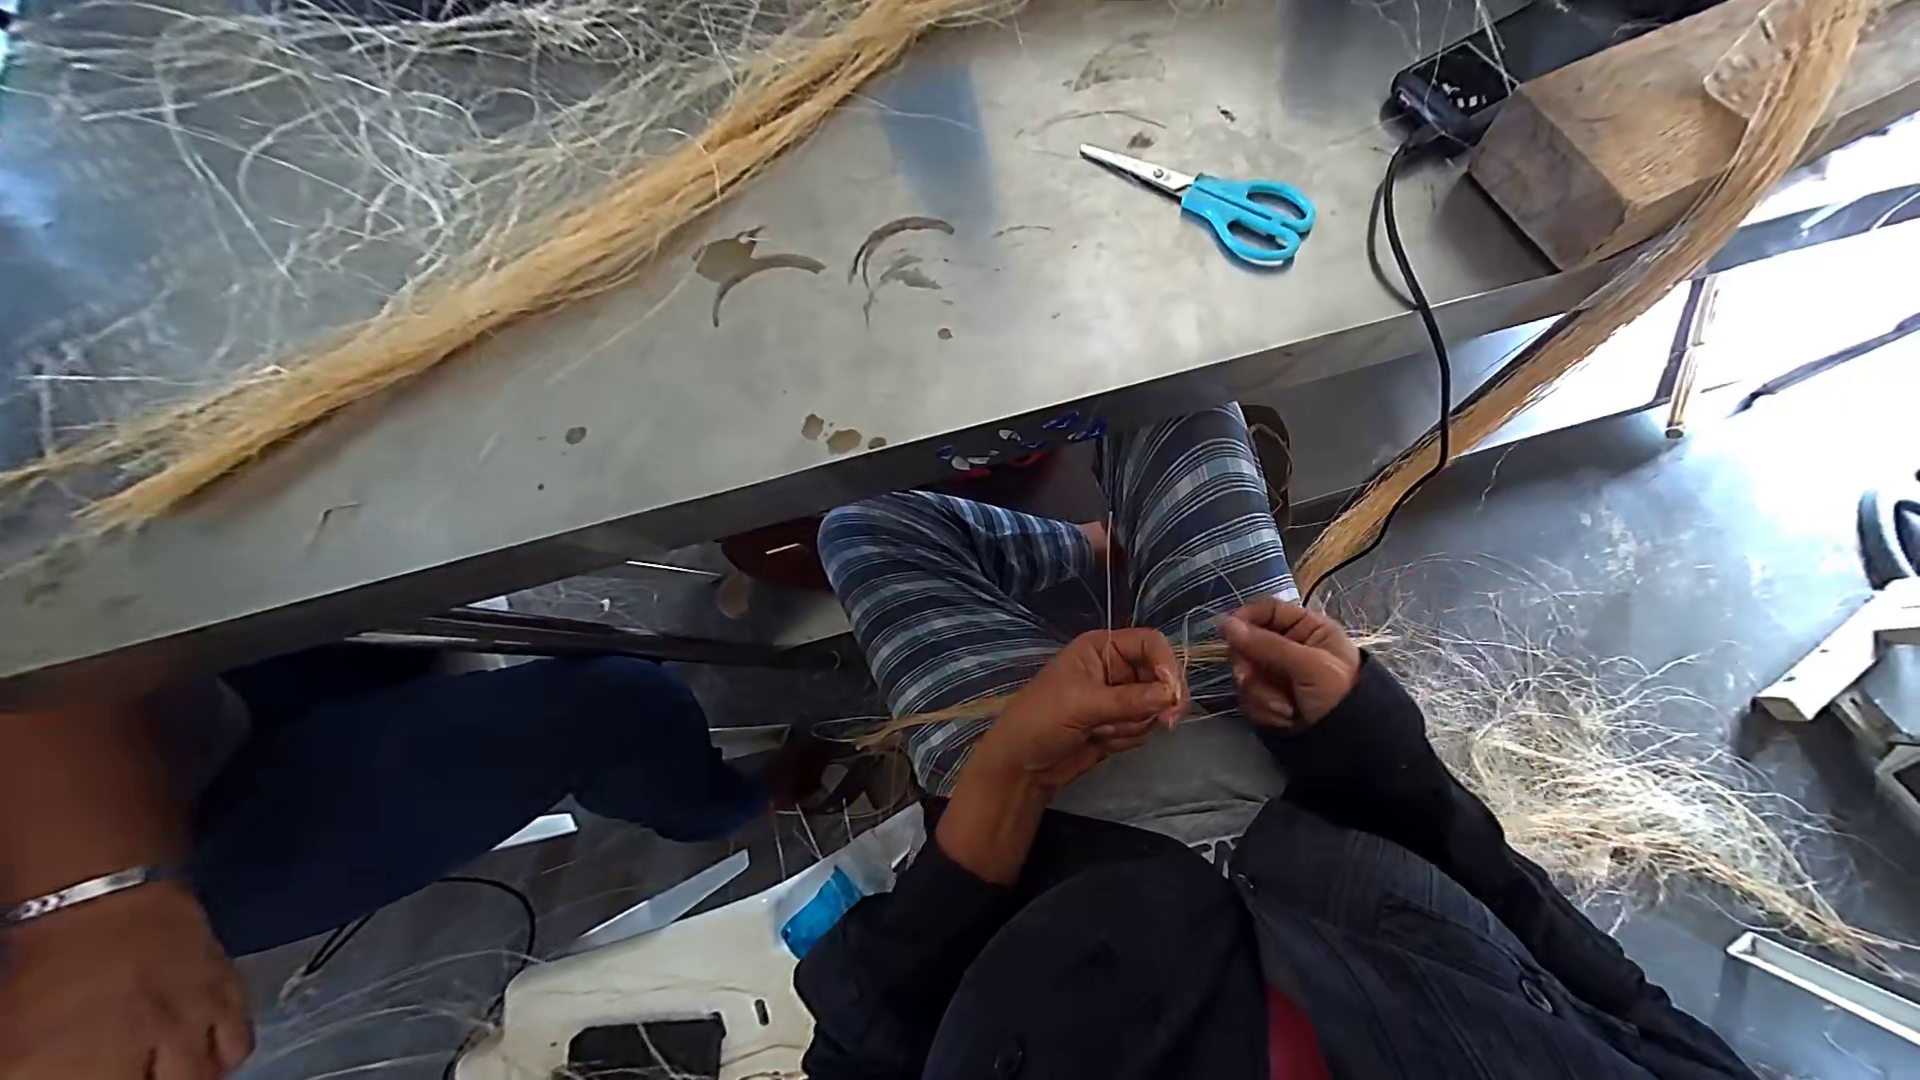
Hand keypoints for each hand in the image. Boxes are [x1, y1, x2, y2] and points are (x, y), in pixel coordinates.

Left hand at [0, 880, 252, 1078]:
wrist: (110, 911)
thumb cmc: (44, 978)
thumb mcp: (15, 1049)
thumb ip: (37, 1074)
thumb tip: (65, 1076)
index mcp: (70, 1071)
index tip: (89, 1079)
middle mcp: (141, 1050)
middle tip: (136, 1077)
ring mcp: (193, 1020)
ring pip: (205, 1077)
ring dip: (187, 1079)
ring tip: (172, 1075)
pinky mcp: (230, 994)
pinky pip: (238, 1043)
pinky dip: (223, 1057)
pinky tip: (203, 1055)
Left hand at [972, 628, 1186, 790]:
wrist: (1022, 764)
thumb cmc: (1041, 719)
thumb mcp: (1082, 704)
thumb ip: (1129, 700)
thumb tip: (1171, 695)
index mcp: (1100, 647)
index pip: (1149, 643)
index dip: (1166, 664)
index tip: (1173, 693)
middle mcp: (1113, 667)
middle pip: (1161, 675)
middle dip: (1160, 701)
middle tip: (1165, 722)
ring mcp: (1118, 697)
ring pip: (1155, 705)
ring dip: (1134, 723)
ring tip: (1101, 731)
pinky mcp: (1119, 724)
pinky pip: (1144, 727)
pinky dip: (1129, 737)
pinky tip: (1100, 741)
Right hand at [1220, 598, 1362, 728]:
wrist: (1354, 746)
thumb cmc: (1341, 696)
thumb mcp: (1309, 665)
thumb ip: (1267, 644)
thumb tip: (1225, 624)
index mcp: (1307, 629)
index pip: (1267, 610)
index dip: (1245, 618)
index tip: (1228, 633)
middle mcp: (1289, 647)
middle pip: (1247, 642)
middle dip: (1248, 664)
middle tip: (1248, 677)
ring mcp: (1277, 673)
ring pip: (1245, 671)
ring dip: (1259, 692)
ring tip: (1284, 708)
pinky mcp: (1269, 697)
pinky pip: (1248, 695)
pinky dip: (1262, 708)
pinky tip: (1284, 717)